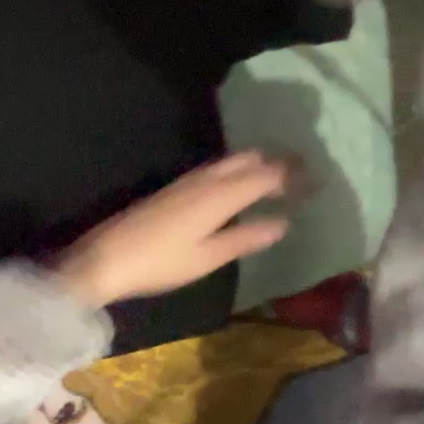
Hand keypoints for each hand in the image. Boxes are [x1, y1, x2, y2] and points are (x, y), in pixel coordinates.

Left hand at [55, 152, 290, 307]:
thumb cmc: (158, 263)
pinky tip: (234, 187)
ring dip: (255, 165)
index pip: (267, 174)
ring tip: (276, 178)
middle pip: (248, 159)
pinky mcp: (169, 191)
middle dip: (278, 163)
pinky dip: (234, 172)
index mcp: (218, 195)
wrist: (104, 259)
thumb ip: (244, 238)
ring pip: (228, 162)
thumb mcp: (207, 257)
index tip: (319, 182)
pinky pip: (212, 171)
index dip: (295, 176)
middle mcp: (203, 180)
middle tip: (302, 174)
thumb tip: (282, 222)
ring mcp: (183, 183)